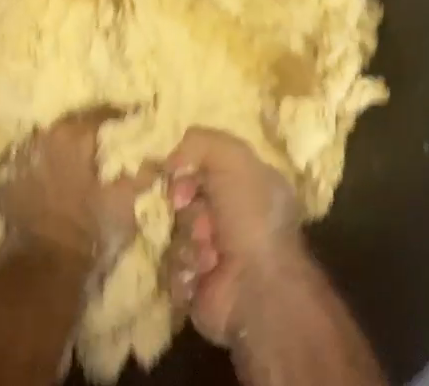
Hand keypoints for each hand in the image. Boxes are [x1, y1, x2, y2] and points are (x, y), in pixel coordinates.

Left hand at [0, 109, 156, 268]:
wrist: (42, 265)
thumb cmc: (88, 228)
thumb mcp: (125, 202)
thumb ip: (143, 175)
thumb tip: (159, 159)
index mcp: (75, 136)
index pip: (100, 113)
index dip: (119, 115)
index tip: (133, 116)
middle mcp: (44, 137)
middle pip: (70, 123)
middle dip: (88, 127)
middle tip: (105, 135)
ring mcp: (20, 157)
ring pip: (46, 139)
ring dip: (61, 144)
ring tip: (77, 154)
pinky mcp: (5, 180)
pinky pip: (26, 161)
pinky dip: (40, 163)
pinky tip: (49, 173)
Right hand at [164, 128, 305, 346]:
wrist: (257, 287)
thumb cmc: (251, 216)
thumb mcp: (232, 158)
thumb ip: (199, 142)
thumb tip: (171, 161)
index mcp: (249, 185)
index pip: (204, 167)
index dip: (186, 169)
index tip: (179, 174)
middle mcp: (233, 217)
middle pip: (183, 200)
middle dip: (188, 209)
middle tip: (198, 218)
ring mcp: (214, 251)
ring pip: (175, 233)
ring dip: (188, 241)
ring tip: (208, 253)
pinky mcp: (196, 283)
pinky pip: (171, 266)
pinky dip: (183, 268)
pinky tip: (201, 273)